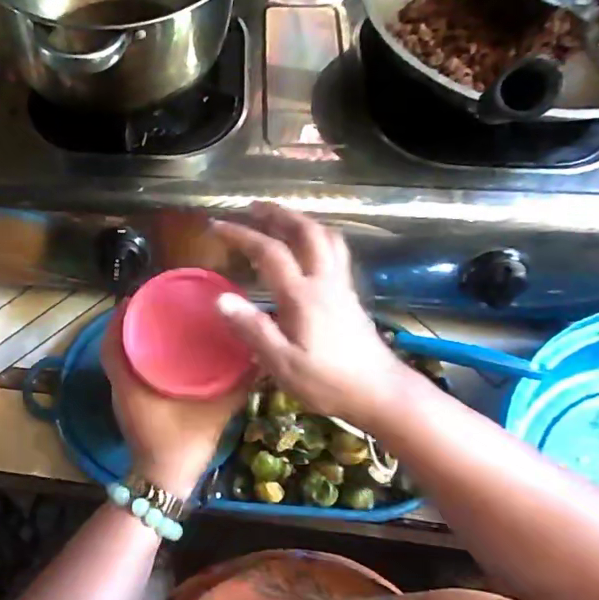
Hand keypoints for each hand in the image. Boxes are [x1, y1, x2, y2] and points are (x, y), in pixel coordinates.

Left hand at [99, 306, 247, 498]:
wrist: (167, 482)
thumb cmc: (184, 443)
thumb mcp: (216, 411)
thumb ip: (238, 384)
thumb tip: (261, 356)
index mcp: (130, 383)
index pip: (113, 343)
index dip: (120, 317)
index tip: (139, 295)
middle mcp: (120, 387)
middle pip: (115, 346)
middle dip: (130, 322)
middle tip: (155, 303)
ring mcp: (123, 399)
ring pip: (121, 360)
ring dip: (133, 339)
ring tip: (159, 320)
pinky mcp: (131, 407)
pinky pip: (127, 373)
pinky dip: (137, 357)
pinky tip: (162, 353)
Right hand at [211, 203, 420, 431]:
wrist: (381, 392)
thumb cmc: (329, 382)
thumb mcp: (283, 364)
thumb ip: (253, 329)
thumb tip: (221, 298)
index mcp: (303, 296)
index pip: (269, 252)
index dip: (242, 234)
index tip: (217, 225)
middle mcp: (324, 281)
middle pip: (305, 231)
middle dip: (278, 214)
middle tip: (253, 207)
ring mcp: (341, 286)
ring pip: (325, 237)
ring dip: (302, 221)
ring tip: (281, 219)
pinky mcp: (351, 296)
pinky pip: (335, 252)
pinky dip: (317, 238)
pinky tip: (308, 250)